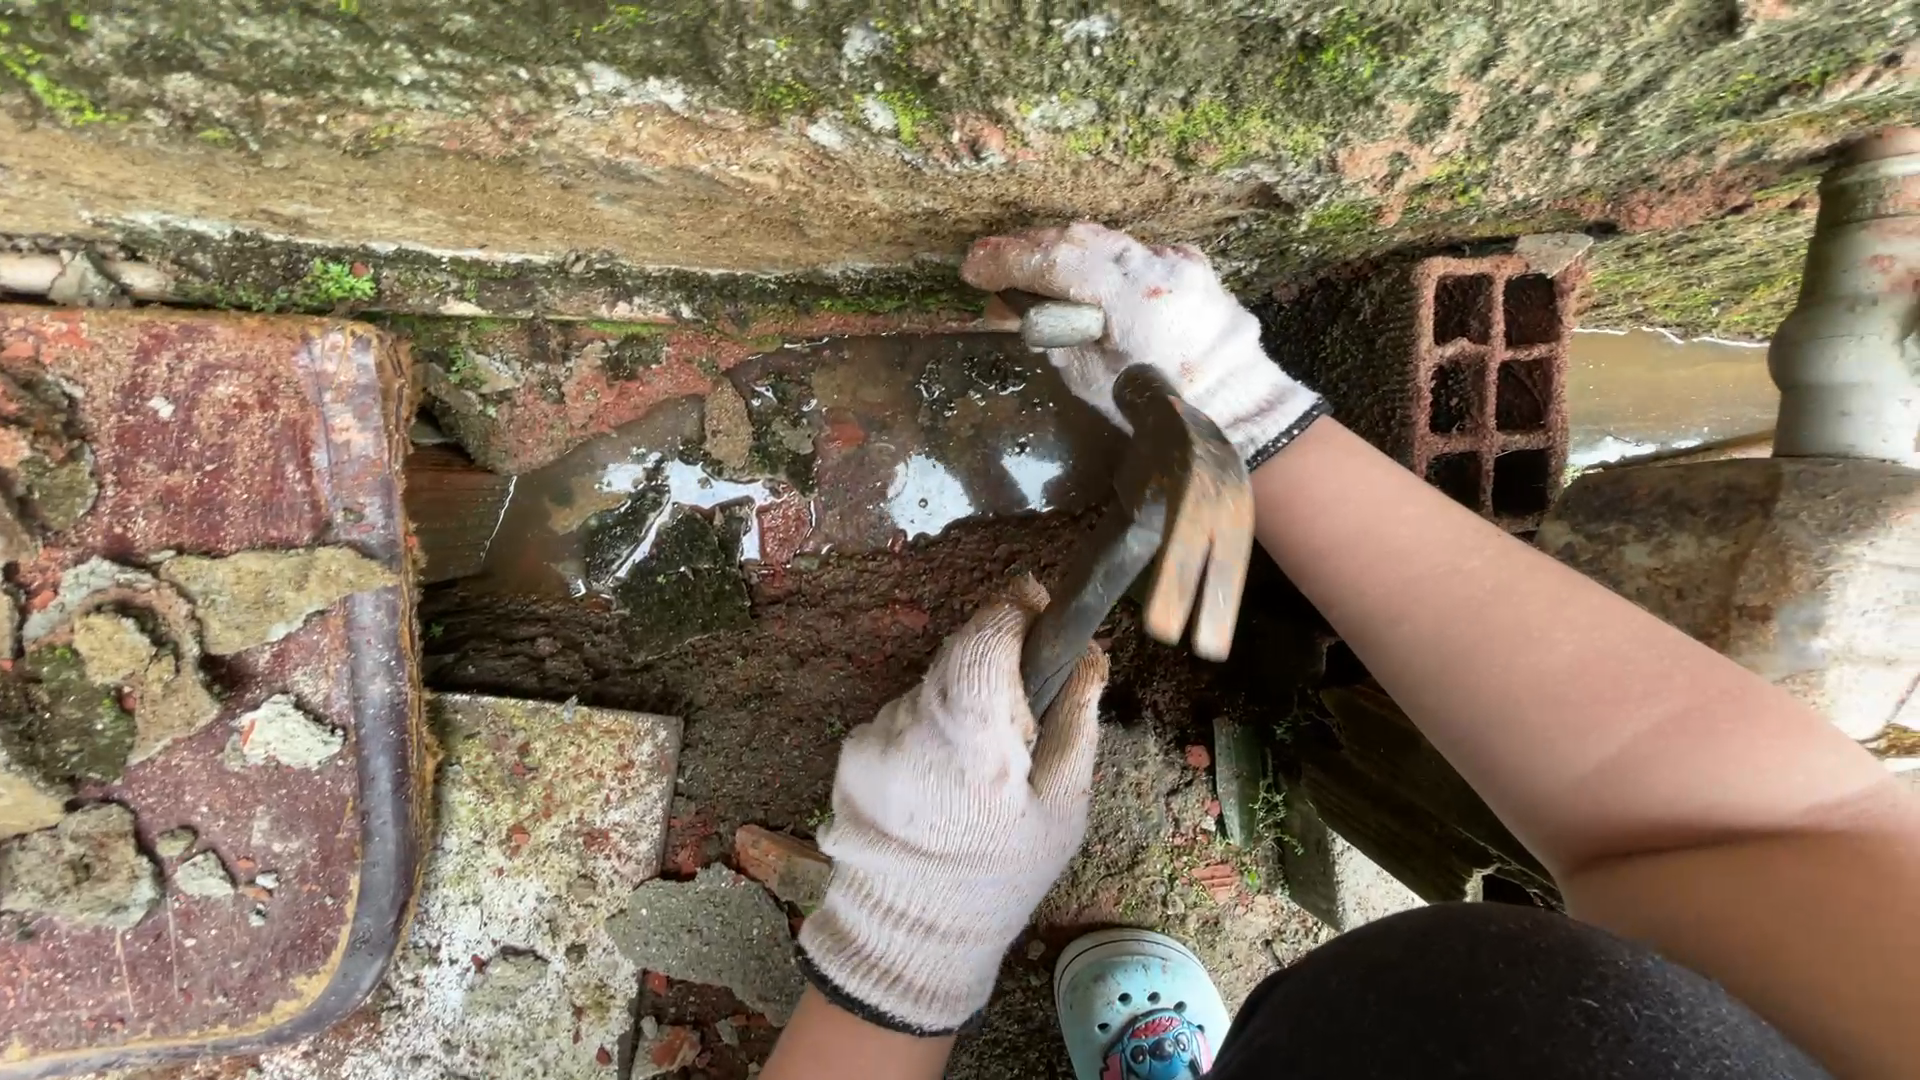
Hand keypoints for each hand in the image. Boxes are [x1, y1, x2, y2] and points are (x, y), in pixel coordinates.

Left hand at [796, 576, 1108, 1034]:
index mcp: (973, 746)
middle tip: (1020, 710)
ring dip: (961, 699)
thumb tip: (1089, 651)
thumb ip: (1076, 721)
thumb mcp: (1062, 809)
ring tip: (979, 760)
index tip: (1036, 600)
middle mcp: (912, 730)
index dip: (1011, 608)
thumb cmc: (1001, 875)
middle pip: (957, 655)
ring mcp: (872, 739)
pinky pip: (903, 713)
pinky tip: (941, 774)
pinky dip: (930, 725)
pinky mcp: (850, 750)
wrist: (908, 936)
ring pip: (930, 685)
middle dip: (993, 661)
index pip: (983, 641)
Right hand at [962, 222, 1325, 466]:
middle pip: (1077, 238)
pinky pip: (1132, 251)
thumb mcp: (1091, 380)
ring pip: (1104, 240)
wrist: (1238, 407)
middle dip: (1028, 248)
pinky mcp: (1190, 265)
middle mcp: (1157, 266)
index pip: (1055, 261)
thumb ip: (1053, 338)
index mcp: (1132, 299)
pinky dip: (1099, 260)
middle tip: (991, 264)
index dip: (1007, 260)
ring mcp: (1178, 260)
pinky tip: (1082, 278)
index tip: (973, 267)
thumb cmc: (1161, 409)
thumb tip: (1019, 309)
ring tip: (1028, 267)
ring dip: (1061, 250)